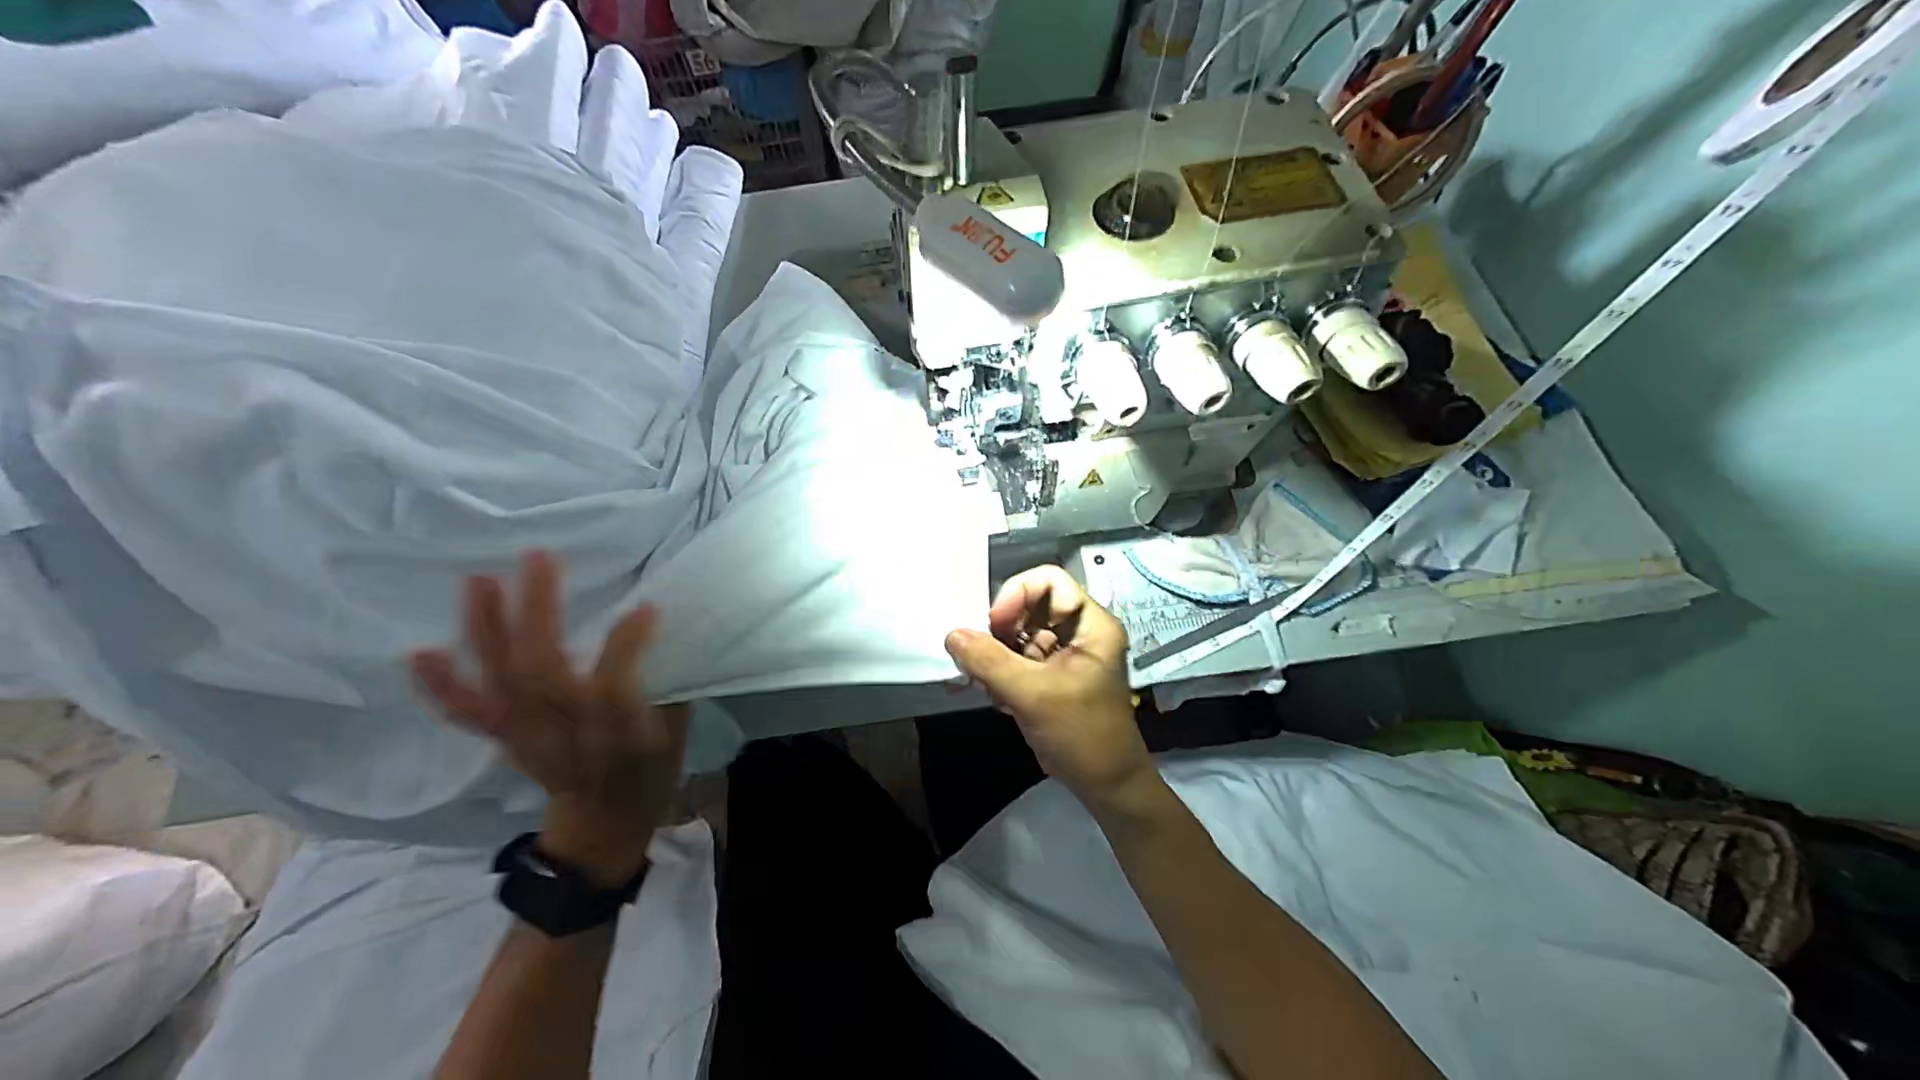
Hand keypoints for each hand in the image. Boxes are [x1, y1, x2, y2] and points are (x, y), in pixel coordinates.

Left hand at [411, 551, 688, 885]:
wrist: (602, 828)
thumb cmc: (649, 774)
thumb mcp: (676, 734)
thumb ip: (665, 684)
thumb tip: (658, 625)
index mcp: (621, 739)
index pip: (615, 689)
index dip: (626, 645)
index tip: (646, 607)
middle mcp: (568, 737)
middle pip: (541, 674)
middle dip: (537, 613)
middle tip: (540, 559)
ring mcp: (529, 739)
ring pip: (501, 683)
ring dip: (486, 629)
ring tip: (480, 580)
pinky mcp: (506, 739)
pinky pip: (470, 712)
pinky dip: (442, 684)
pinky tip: (421, 651)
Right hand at [944, 566, 1158, 810]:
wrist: (1105, 784)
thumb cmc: (1082, 733)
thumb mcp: (1033, 695)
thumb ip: (990, 662)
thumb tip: (952, 635)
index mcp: (1091, 624)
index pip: (1049, 581)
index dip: (1017, 594)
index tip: (996, 624)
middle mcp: (1078, 631)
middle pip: (1029, 605)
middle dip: (1000, 628)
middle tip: (979, 656)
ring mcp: (1062, 653)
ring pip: (1018, 632)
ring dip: (995, 653)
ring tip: (983, 680)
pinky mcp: (1047, 675)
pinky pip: (1015, 657)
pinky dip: (998, 670)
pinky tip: (991, 693)